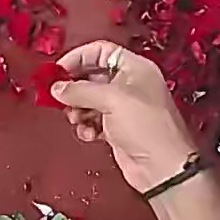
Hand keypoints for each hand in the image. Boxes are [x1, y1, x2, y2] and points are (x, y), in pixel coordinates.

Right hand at [52, 40, 199, 193]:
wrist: (161, 168)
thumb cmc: (147, 128)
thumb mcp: (112, 100)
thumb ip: (81, 90)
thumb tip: (57, 88)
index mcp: (135, 68)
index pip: (101, 51)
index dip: (78, 58)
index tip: (58, 71)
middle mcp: (130, 85)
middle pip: (93, 76)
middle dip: (75, 87)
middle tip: (59, 97)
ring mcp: (124, 108)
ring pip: (90, 100)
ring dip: (78, 109)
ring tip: (76, 118)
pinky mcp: (118, 129)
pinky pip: (94, 120)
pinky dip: (87, 126)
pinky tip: (88, 134)